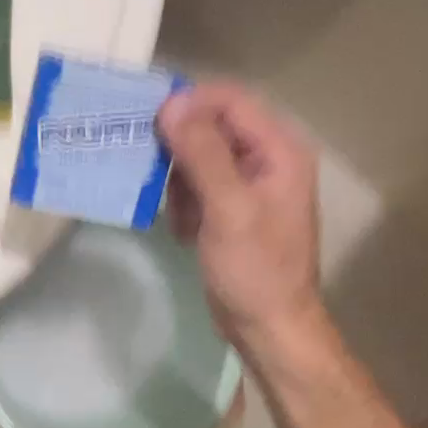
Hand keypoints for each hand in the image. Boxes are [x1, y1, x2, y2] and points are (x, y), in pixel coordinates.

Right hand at [158, 83, 326, 346]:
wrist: (269, 327)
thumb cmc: (254, 269)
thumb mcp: (228, 208)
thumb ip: (203, 153)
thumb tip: (172, 104)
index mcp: (279, 149)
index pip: (230, 101)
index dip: (189, 105)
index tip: (148, 125)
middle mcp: (267, 159)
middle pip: (212, 127)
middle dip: (180, 150)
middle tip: (152, 174)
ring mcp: (249, 185)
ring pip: (199, 158)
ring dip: (179, 183)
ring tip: (179, 216)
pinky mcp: (232, 209)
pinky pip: (198, 187)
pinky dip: (184, 204)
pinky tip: (186, 231)